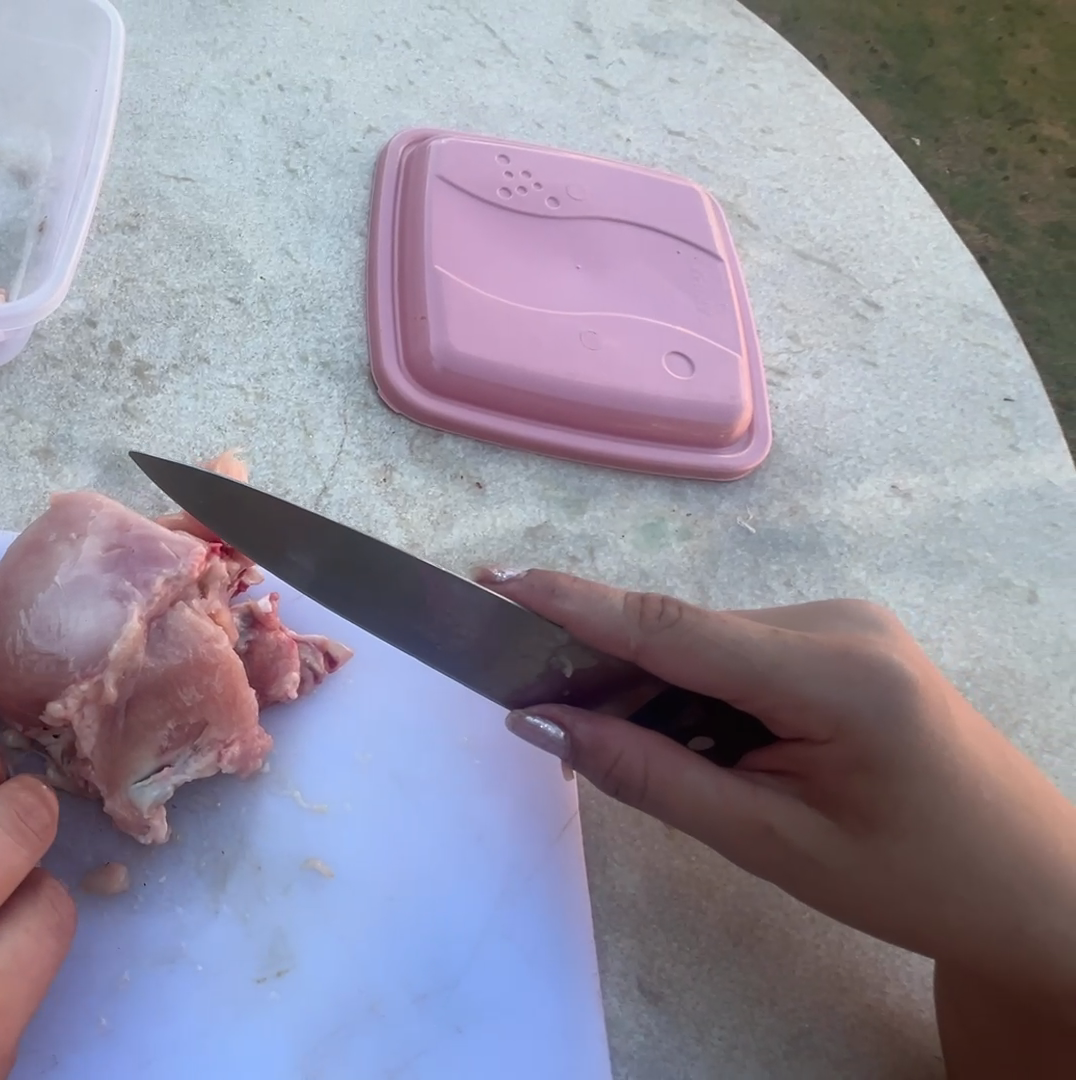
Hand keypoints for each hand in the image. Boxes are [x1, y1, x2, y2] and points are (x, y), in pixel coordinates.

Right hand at [482, 569, 1075, 1005]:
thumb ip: (643, 773)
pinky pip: (718, 648)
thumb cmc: (915, 881)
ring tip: (643, 752)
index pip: (668, 626)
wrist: (1043, 892)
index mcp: (837, 677)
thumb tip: (535, 720)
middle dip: (601, 670)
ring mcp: (836, 624)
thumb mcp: (766, 842)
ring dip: (644, 687)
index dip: (572, 602)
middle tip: (544, 716)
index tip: (494, 582)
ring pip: (689, 640)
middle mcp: (835, 625)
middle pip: (671, 632)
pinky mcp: (828, 637)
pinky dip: (680, 688)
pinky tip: (696, 740)